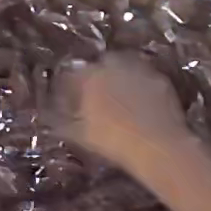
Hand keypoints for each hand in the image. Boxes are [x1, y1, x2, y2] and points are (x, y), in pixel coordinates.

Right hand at [54, 53, 194, 170]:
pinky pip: (145, 79)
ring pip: (125, 66)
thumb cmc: (111, 140)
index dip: (68, 89)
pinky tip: (141, 104)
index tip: (68, 102)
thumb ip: (61, 123)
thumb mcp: (78, 136)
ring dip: (119, 78)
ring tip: (119, 99)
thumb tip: (49, 120)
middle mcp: (114, 65)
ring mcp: (140, 70)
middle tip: (95, 96)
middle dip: (96, 76)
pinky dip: (140, 87)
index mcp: (89, 76)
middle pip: (100, 64)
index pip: (71, 76)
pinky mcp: (161, 80)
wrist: (156, 145)